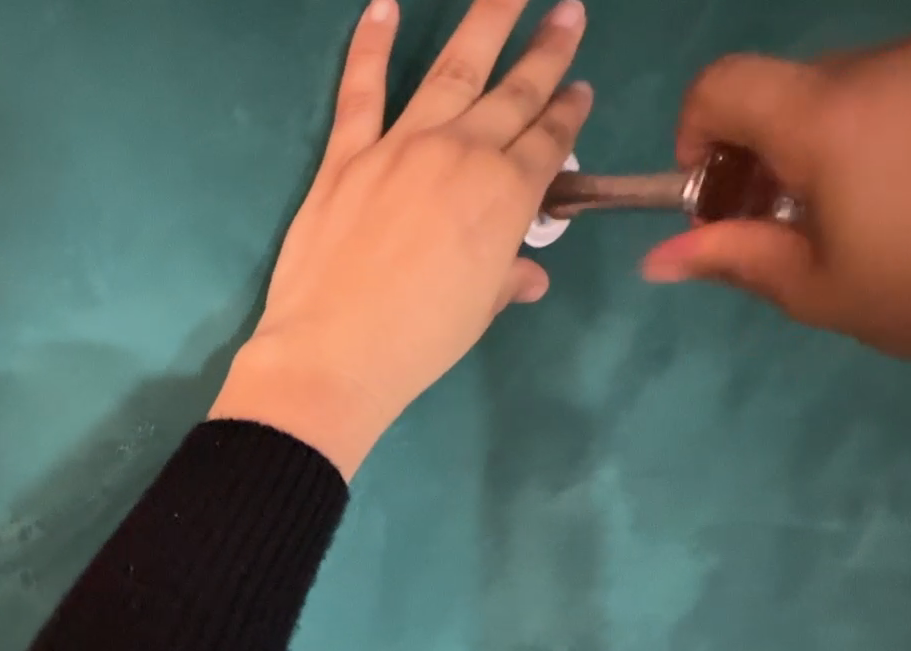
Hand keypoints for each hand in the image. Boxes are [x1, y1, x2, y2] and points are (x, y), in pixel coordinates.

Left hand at [210, 0, 592, 478]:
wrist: (331, 356)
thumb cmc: (414, 346)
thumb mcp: (474, 314)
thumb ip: (502, 278)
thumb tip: (528, 276)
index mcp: (506, 195)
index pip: (549, 142)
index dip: (568, 115)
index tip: (579, 91)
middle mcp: (462, 155)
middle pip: (515, 94)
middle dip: (546, 52)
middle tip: (567, 13)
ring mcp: (400, 149)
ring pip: (453, 71)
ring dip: (488, 21)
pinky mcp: (343, 160)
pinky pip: (360, 92)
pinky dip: (370, 46)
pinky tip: (382, 8)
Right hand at [647, 28, 910, 387]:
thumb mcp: (814, 288)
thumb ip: (730, 258)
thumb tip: (655, 260)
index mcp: (832, 117)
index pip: (722, 83)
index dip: (693, 131)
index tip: (711, 189)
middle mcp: (896, 66)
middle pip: (787, 88)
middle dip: (759, 150)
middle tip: (777, 221)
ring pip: (855, 87)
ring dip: (825, 142)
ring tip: (858, 213)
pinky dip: (891, 131)